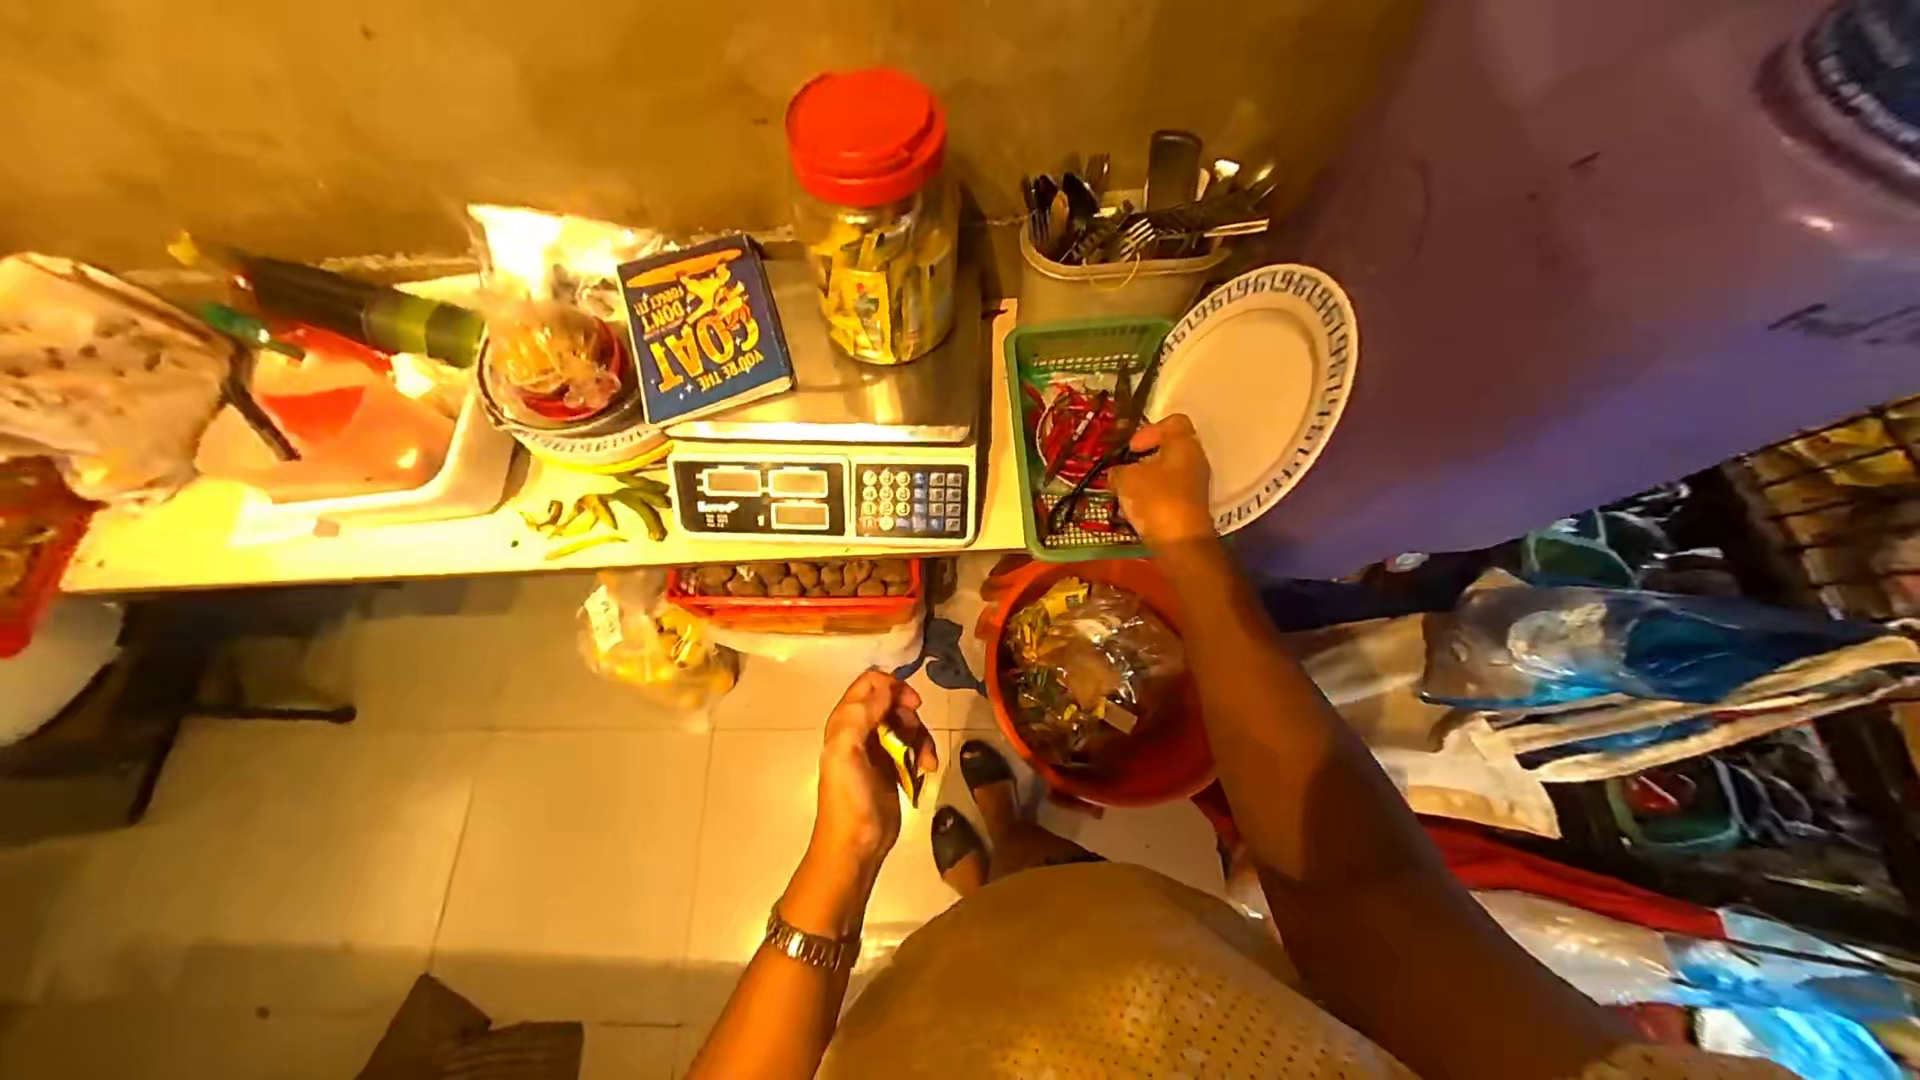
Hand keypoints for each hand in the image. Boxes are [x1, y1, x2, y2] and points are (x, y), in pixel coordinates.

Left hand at [809, 670, 938, 880]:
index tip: (910, 703)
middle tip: (915, 730)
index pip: (869, 683)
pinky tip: (927, 769)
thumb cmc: (848, 798)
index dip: (892, 685)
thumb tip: (887, 687)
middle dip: (909, 712)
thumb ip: (861, 714)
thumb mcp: (846, 751)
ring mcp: (878, 748)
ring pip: (907, 723)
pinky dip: (924, 752)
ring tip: (925, 760)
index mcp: (845, 721)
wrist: (856, 846)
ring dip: (921, 736)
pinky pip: (914, 745)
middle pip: (892, 700)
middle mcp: (861, 729)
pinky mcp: (894, 766)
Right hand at [1112, 414, 1214, 546]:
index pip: (1173, 422)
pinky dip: (1154, 492)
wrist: (1180, 542)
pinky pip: (1170, 488)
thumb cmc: (1155, 501)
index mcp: (1184, 445)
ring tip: (1128, 488)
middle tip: (1127, 466)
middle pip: (1171, 446)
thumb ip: (1119, 470)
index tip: (1132, 448)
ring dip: (1147, 475)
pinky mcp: (1191, 503)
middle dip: (1146, 454)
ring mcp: (1195, 482)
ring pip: (1169, 469)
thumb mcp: (1127, 480)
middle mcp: (1195, 459)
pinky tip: (1137, 504)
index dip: (1149, 430)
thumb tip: (1117, 473)